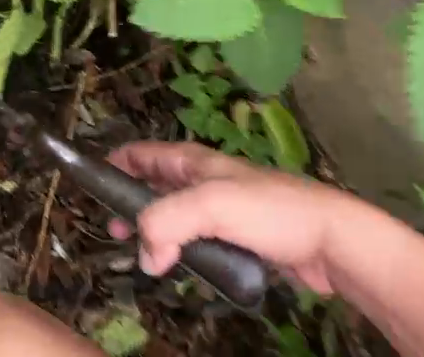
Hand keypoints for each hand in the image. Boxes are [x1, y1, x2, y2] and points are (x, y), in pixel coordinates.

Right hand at [106, 141, 393, 294]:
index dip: (112, 166)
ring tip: (149, 258)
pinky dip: (184, 251)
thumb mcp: (208, 206)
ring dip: (158, 234)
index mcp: (190, 160)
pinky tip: (184, 269)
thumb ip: (165, 223)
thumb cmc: (267, 210)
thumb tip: (143, 254)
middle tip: (116, 235)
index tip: (92, 190)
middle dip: (130, 207)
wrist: (331, 239)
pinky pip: (198, 241)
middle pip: (152, 186)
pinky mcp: (238, 237)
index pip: (139, 154)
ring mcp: (220, 208)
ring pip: (175, 217)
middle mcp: (201, 178)